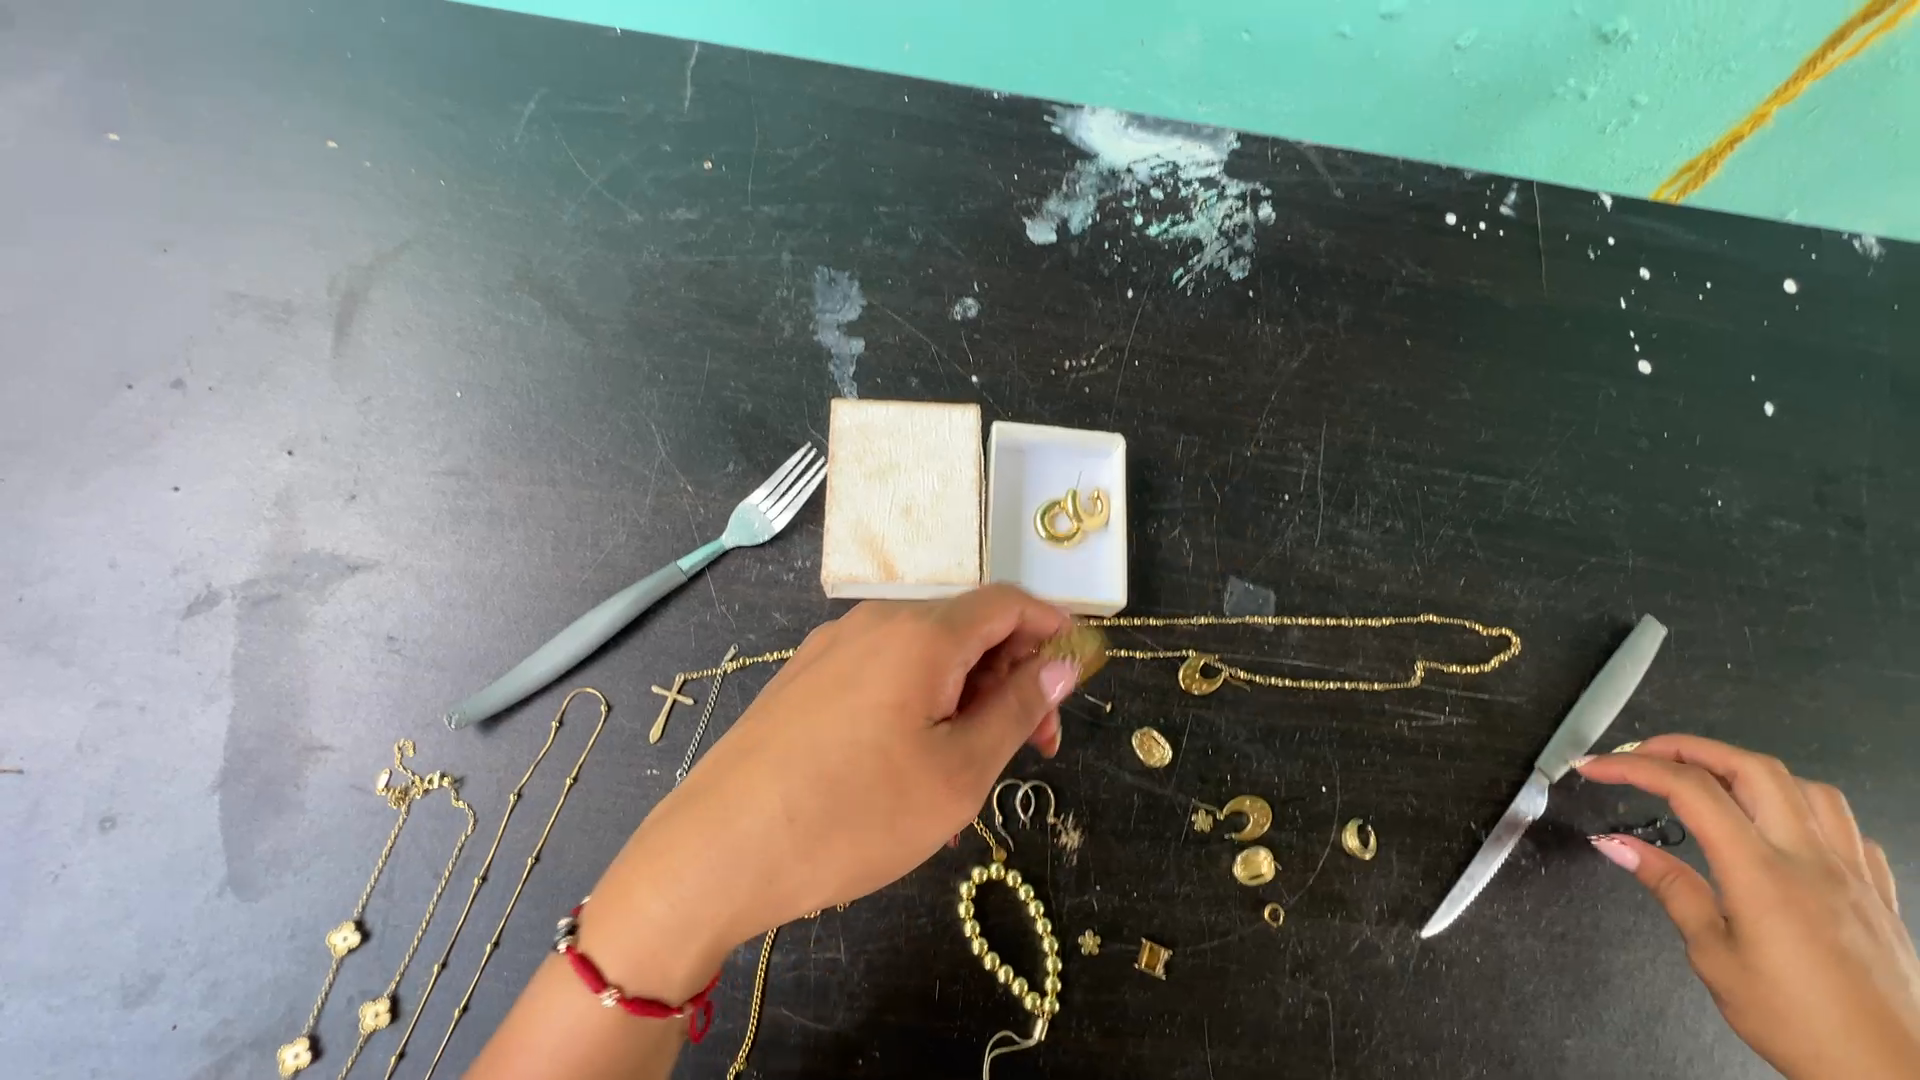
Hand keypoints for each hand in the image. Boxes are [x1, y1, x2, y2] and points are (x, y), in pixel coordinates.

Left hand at [586, 587, 1075, 999]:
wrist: (718, 851)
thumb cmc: (855, 815)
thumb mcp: (958, 773)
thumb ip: (1017, 709)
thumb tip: (1062, 664)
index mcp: (920, 633)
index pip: (1006, 602)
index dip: (1051, 628)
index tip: (1075, 676)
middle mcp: (874, 623)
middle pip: (964, 629)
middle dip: (1010, 677)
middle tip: (1032, 747)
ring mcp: (830, 650)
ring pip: (922, 657)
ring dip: (964, 698)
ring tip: (971, 771)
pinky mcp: (803, 681)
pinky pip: (881, 677)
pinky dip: (918, 706)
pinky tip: (913, 768)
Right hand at [1577, 736, 1919, 1079]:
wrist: (1892, 1076)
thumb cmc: (1798, 1022)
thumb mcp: (1714, 956)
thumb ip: (1669, 887)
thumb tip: (1614, 844)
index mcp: (1763, 874)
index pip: (1690, 790)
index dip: (1633, 766)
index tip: (1593, 767)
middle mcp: (1812, 861)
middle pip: (1750, 767)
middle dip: (1685, 747)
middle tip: (1639, 755)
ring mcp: (1853, 872)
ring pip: (1803, 786)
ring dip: (1743, 768)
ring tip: (1704, 780)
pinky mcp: (1878, 891)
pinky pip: (1844, 825)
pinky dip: (1797, 805)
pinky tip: (1775, 825)